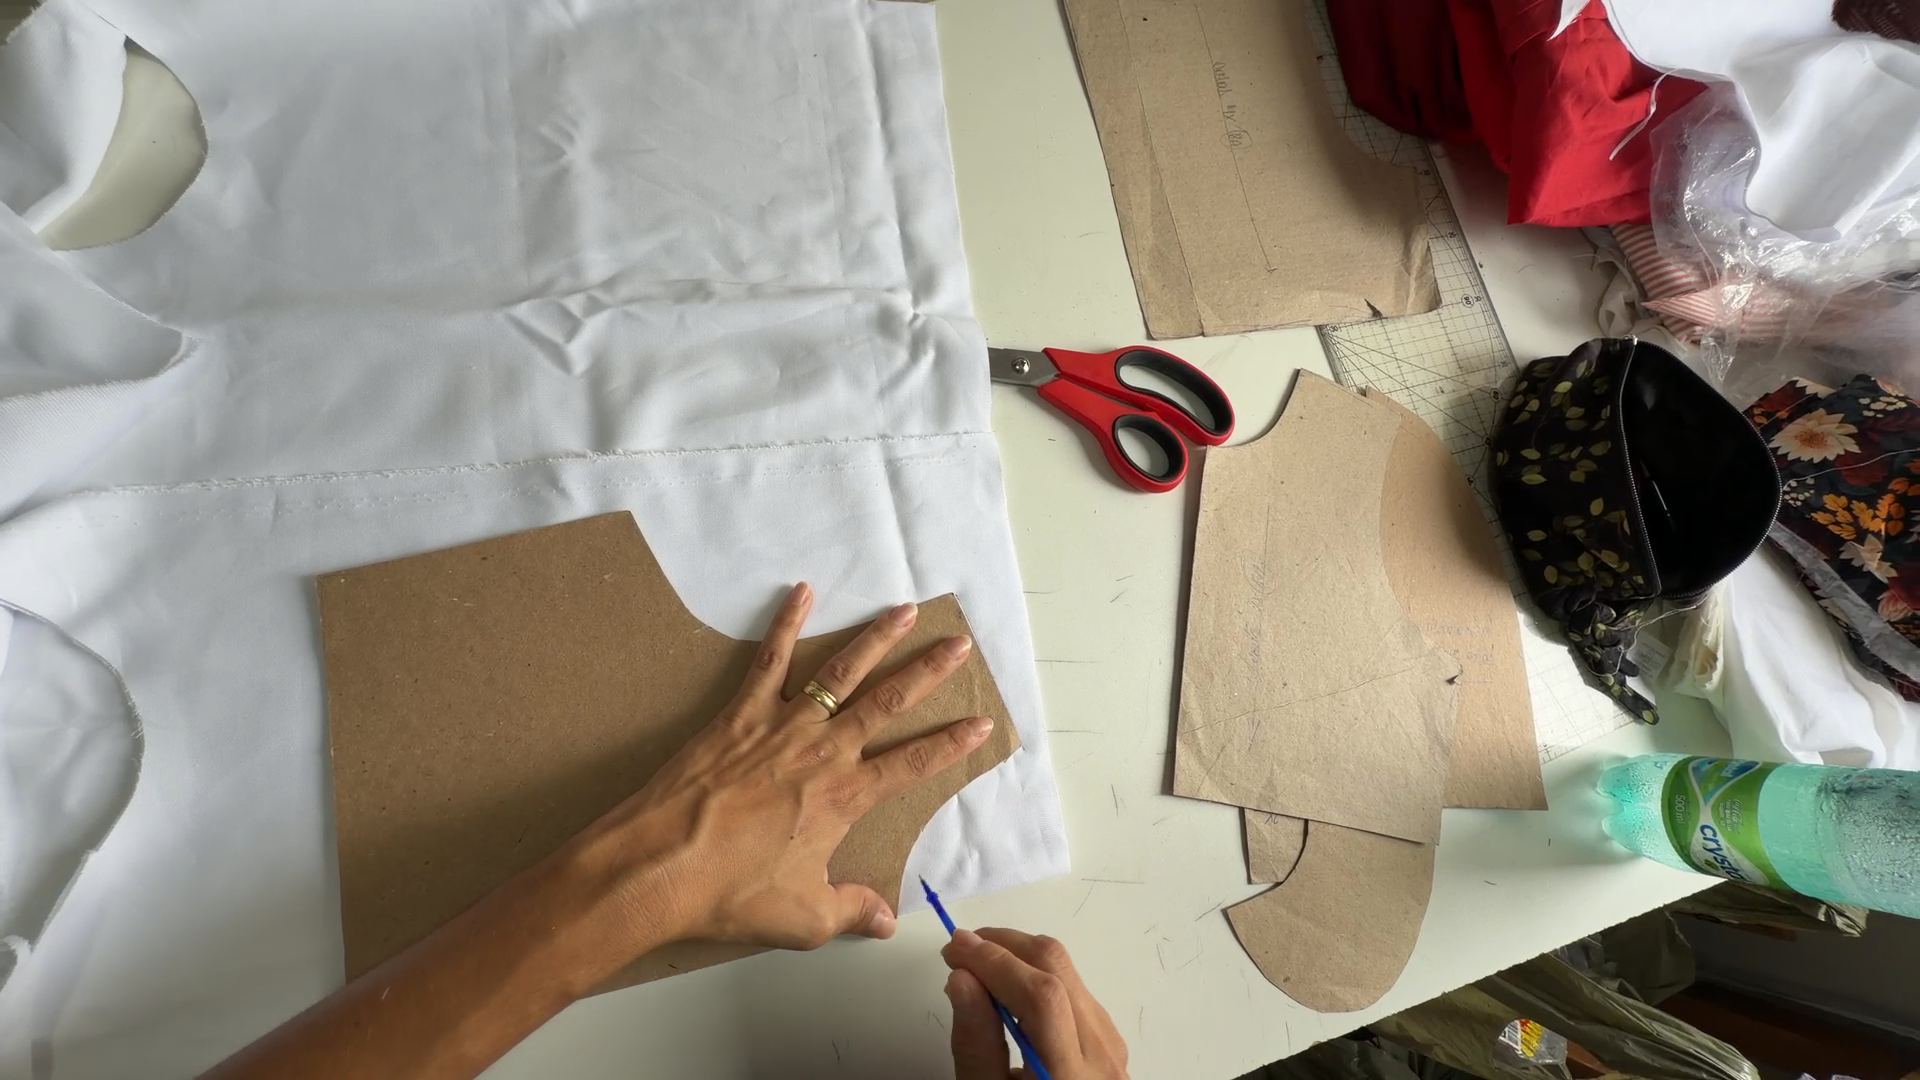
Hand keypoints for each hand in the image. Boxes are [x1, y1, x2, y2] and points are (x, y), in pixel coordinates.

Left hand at [566, 582, 993, 952]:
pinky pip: (770, 660)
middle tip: (958, 642)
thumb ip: (850, 911)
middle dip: (929, 671)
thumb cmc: (731, 893)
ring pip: (842, 671)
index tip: (981, 722)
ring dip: (877, 638)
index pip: (913, 763)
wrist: (659, 866)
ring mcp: (785, 725)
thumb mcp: (802, 918)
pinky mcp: (743, 712)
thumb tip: (887, 920)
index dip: (952, 744)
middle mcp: (825, 751)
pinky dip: (787, 623)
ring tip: (904, 610)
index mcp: (845, 796)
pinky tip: (803, 592)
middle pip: (889, 701)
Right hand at [943, 928, 1129, 1079]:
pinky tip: (1011, 989)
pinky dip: (1040, 976)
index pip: (1039, 997)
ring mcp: (1114, 1049)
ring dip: (1021, 956)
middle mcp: (1104, 1058)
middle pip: (1058, 970)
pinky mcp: (1112, 1043)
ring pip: (1070, 973)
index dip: (994, 962)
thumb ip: (976, 1043)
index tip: (954, 946)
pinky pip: (1076, 991)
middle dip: (1005, 945)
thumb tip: (961, 974)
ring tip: (979, 965)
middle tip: (961, 949)